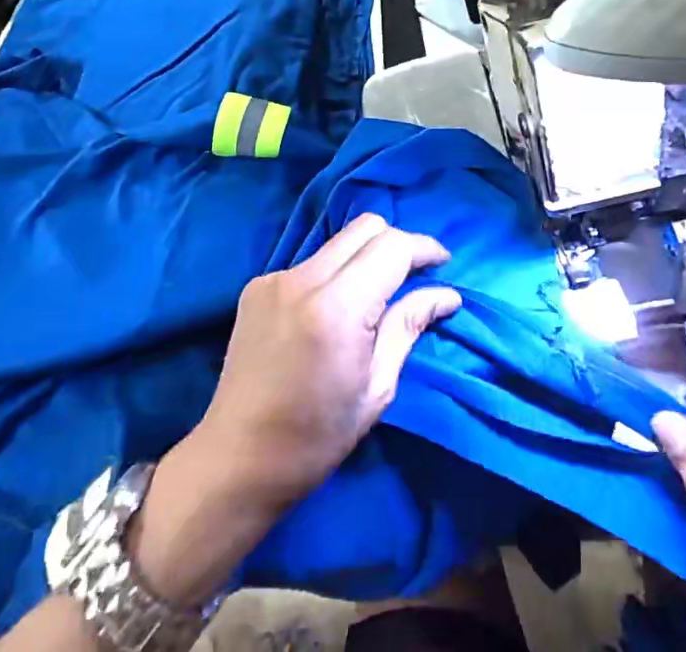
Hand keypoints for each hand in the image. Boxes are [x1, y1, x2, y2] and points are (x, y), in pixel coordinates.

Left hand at [198, 213, 460, 503]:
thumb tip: (447, 295)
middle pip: (364, 227)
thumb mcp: (377, 387)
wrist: (238, 457)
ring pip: (336, 243)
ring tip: (376, 295)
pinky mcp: (256, 288)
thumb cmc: (317, 436)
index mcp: (337, 307)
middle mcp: (301, 279)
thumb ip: (408, 327)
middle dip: (396, 242)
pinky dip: (332, 274)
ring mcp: (273, 279)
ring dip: (364, 257)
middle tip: (414, 275)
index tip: (443, 263)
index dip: (424, 248)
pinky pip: (309, 264)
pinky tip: (333, 311)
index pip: (392, 246)